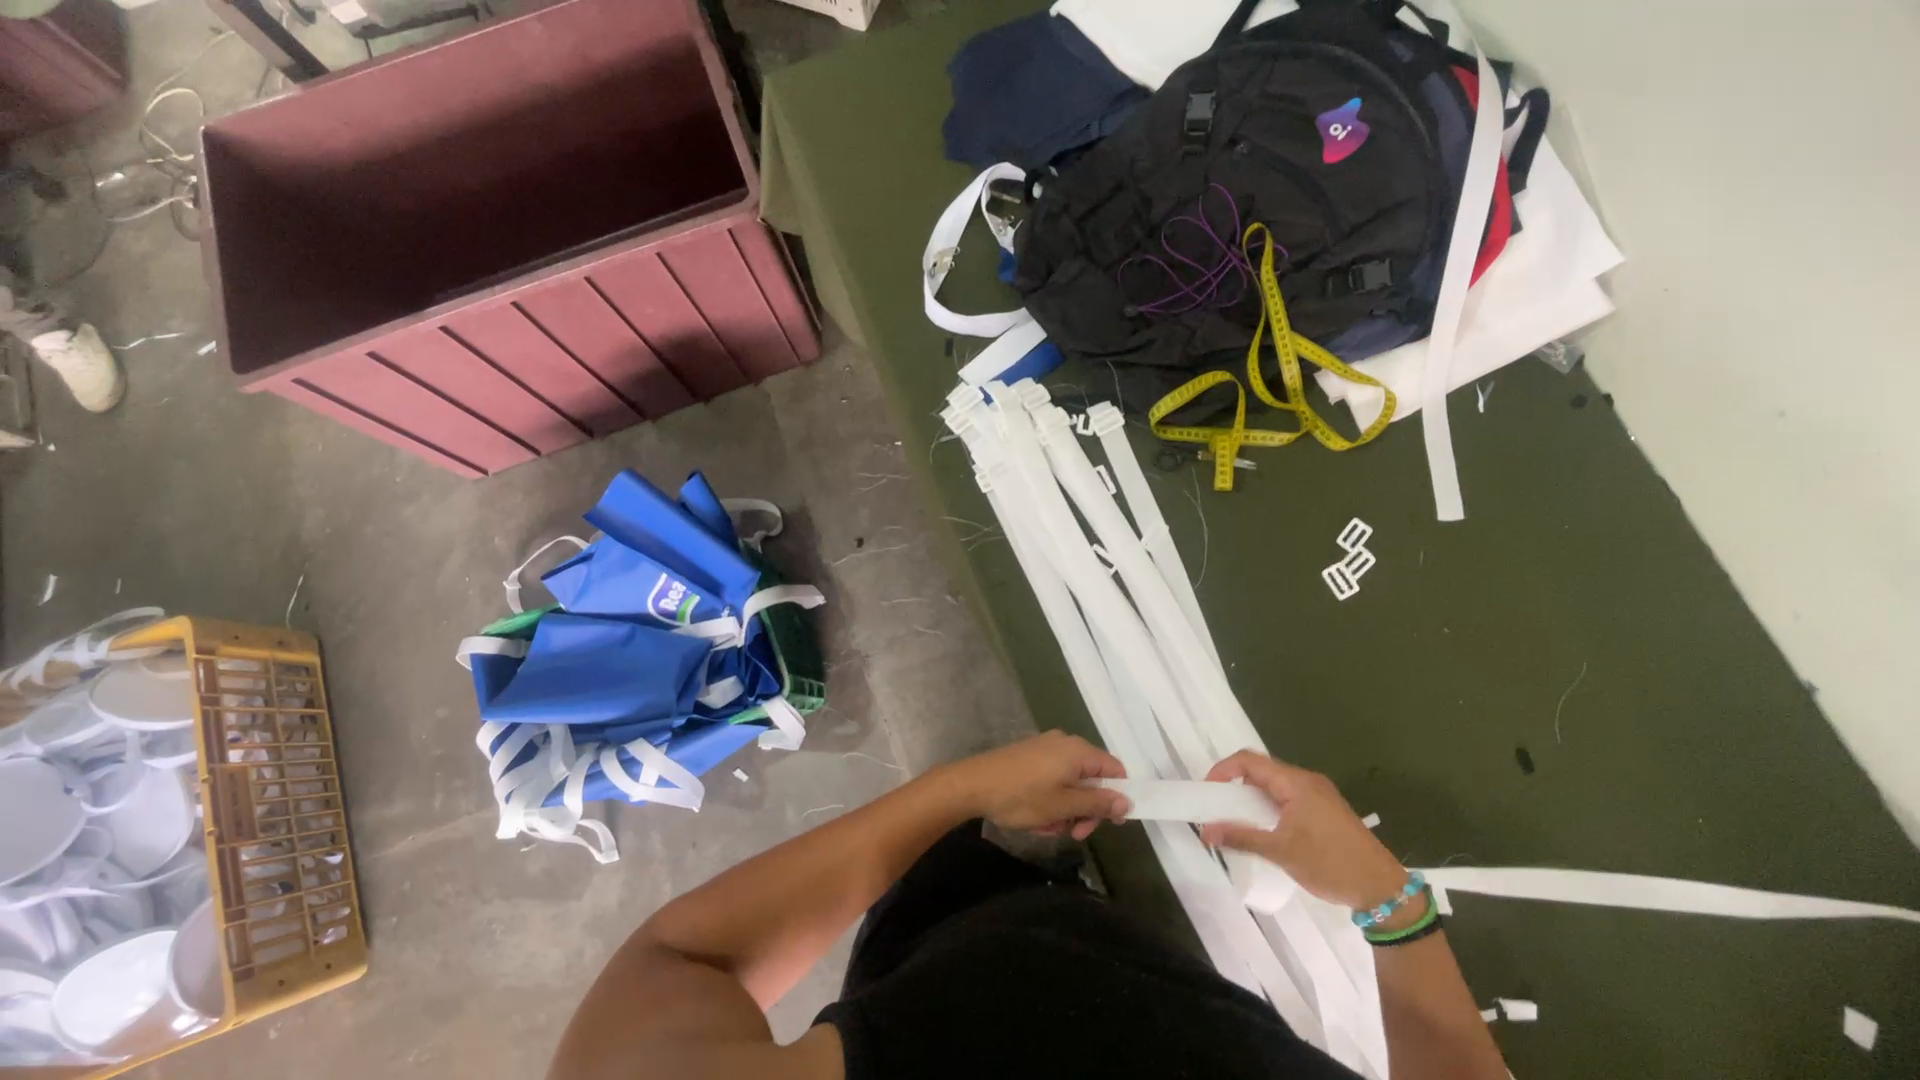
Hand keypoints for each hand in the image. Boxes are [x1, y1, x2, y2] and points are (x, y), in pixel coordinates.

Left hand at [939, 732, 1128, 840]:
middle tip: (1074, 833)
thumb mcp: (1064, 805)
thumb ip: (1098, 803)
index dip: (1117, 796)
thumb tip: (1127, 801)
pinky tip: (1035, 817)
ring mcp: (1045, 749)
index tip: (1108, 823)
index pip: (1114, 770)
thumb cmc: (1022, 796)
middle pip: (1092, 778)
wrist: (972, 785)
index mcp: (1078, 751)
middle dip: (1086, 809)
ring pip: (1070, 783)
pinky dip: (1050, 800)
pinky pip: (1052, 780)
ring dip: (1065, 809)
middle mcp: (1065, 744)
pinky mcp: (1029, 757)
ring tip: (1046, 827)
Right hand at [1198, 751, 1408, 912]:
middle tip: (1217, 811)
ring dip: (1251, 801)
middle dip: (1234, 787)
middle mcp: (1307, 782)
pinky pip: (1287, 800)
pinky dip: (1268, 810)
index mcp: (1296, 783)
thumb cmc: (1330, 864)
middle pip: (1261, 772)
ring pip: (1274, 787)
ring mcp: (1318, 796)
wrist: (1382, 889)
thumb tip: (1205, 832)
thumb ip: (1241, 838)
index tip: (1207, 794)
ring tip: (1235, 824)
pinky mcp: (1324, 812)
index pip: (1249, 761)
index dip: (1223, 770)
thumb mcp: (1281, 852)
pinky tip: (1262, 832)